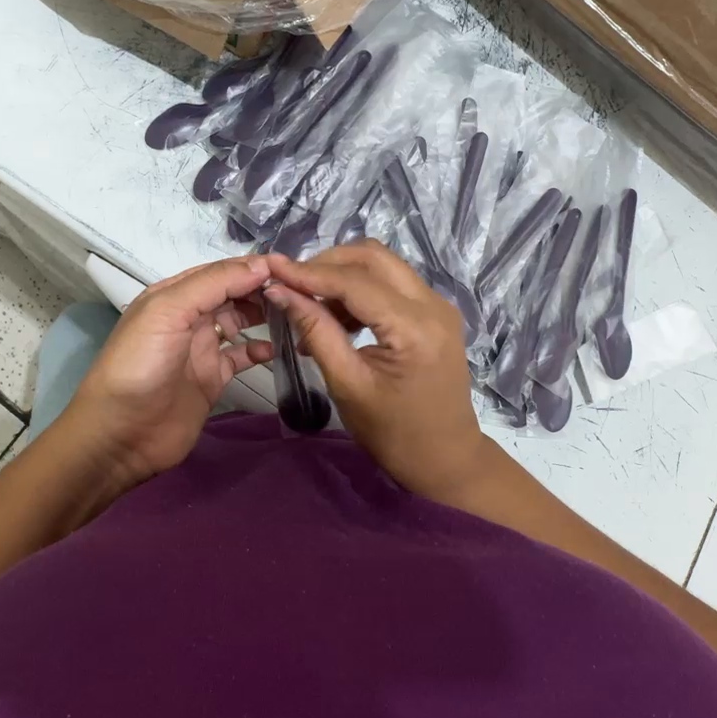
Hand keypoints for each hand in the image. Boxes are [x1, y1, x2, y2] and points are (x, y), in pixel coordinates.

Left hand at [57, 256, 273, 481]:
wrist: (121, 434)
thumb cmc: (140, 365)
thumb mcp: (169, 311)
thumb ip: (214, 284)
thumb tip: (260, 265)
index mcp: (173, 294)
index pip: (219, 271)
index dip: (251, 266)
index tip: (288, 266)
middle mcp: (188, 316)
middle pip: (232, 293)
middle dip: (261, 288)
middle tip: (298, 289)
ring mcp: (200, 348)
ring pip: (239, 320)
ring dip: (263, 314)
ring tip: (293, 312)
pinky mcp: (211, 378)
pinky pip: (241, 356)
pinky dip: (259, 349)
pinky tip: (276, 348)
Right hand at [264, 241, 491, 500]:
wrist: (445, 460)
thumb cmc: (394, 433)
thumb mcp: (347, 384)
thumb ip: (315, 330)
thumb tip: (280, 291)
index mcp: (414, 328)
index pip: (354, 282)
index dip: (309, 273)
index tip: (271, 268)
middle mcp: (433, 305)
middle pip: (372, 257)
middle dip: (327, 263)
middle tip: (291, 285)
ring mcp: (438, 305)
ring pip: (382, 265)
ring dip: (342, 275)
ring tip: (309, 307)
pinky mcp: (434, 312)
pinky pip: (391, 283)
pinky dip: (359, 289)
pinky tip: (335, 318)